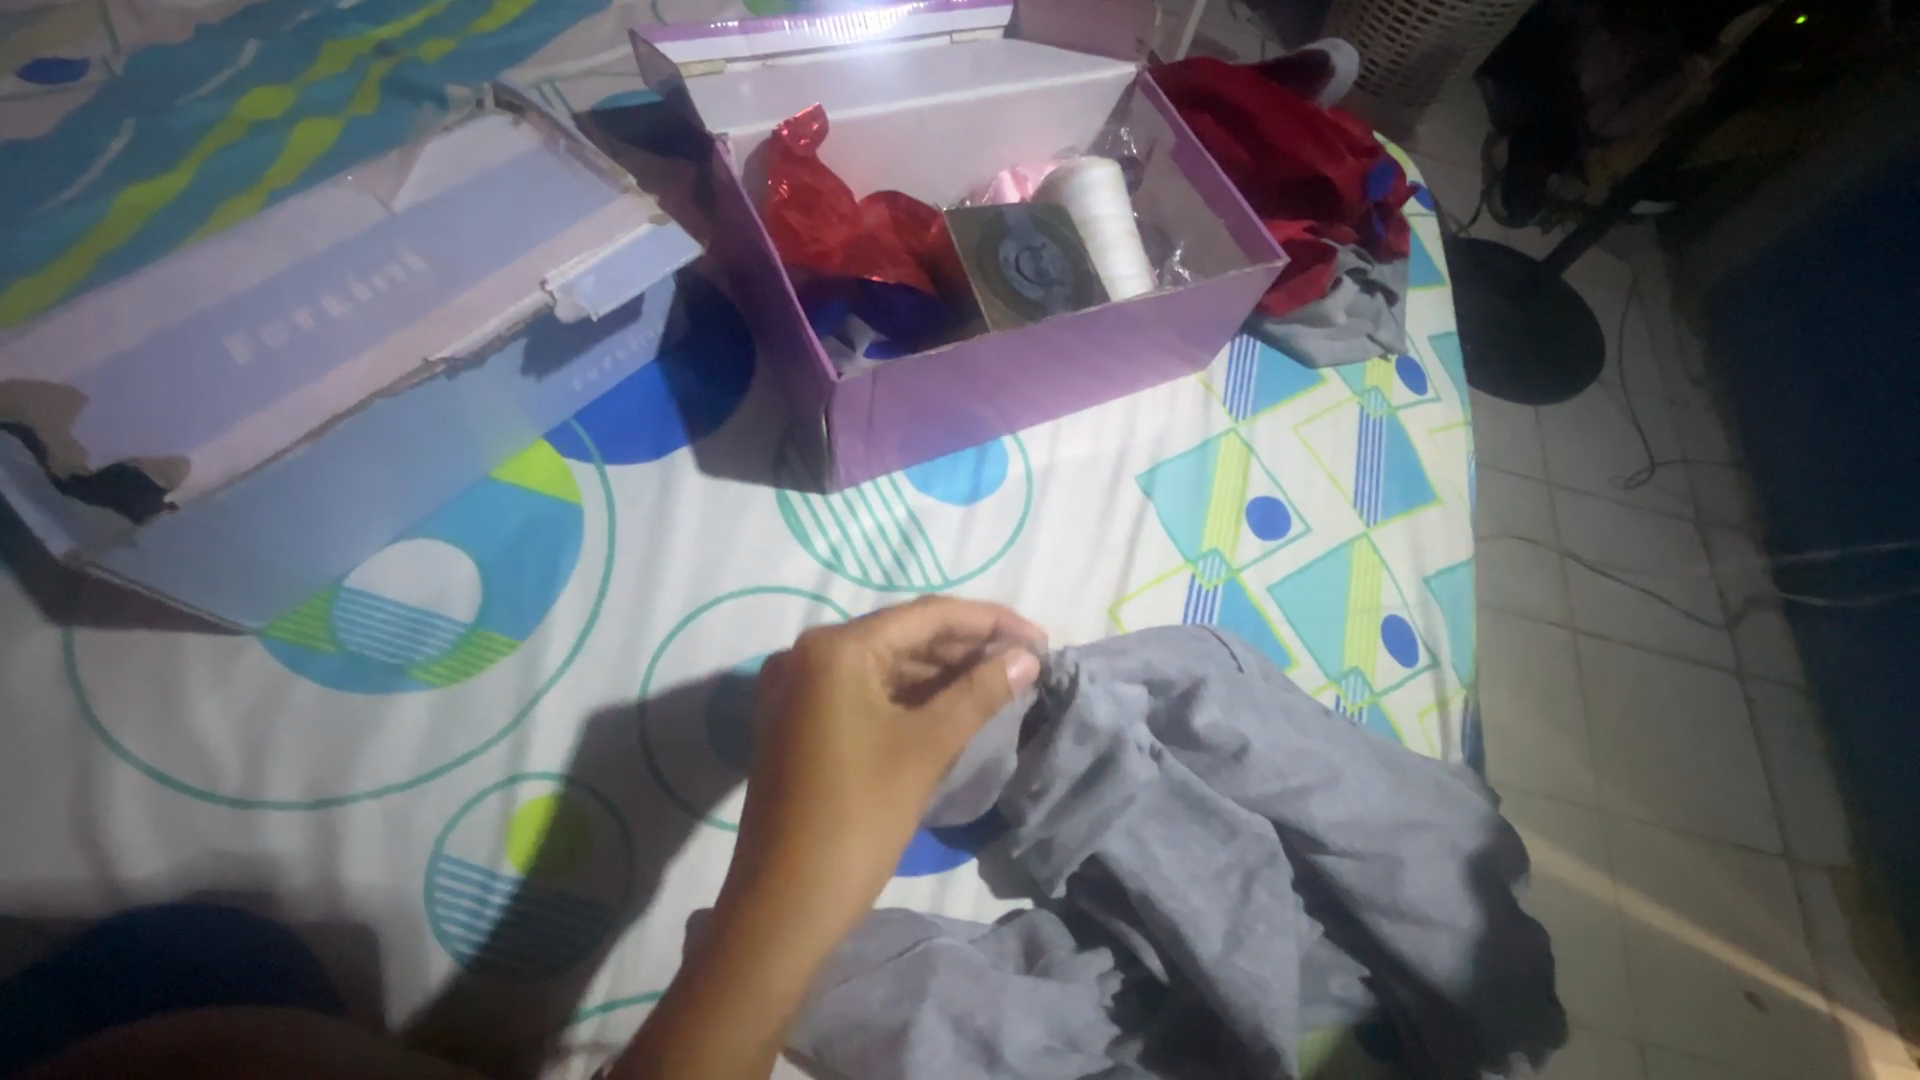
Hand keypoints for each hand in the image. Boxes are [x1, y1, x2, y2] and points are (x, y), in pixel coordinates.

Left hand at [613, 596, 1042, 1079]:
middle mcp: (809, 652)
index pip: (927, 615)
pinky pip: (865, 688)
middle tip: (1024, 660)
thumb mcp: (926, 747)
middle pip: (904, 634)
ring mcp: (799, 686)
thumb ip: (980, 692)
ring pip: (885, 662)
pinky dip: (909, 692)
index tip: (1040, 638)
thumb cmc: (859, 819)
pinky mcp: (799, 717)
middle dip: (967, 645)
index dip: (990, 622)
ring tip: (1000, 678)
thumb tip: (1028, 657)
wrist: (784, 905)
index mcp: (836, 647)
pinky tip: (952, 700)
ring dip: (941, 669)